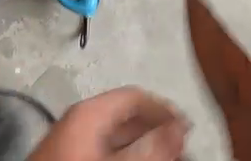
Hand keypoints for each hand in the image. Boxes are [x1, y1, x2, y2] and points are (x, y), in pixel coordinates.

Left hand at [30, 87, 189, 160]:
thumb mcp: (117, 160)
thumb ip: (150, 147)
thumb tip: (179, 128)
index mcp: (89, 110)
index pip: (134, 95)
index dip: (163, 108)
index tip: (184, 125)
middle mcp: (79, 115)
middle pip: (125, 114)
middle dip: (154, 129)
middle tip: (178, 145)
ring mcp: (71, 135)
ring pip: (115, 133)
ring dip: (141, 142)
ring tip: (163, 155)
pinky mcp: (66, 152)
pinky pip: (102, 145)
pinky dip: (123, 151)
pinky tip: (135, 160)